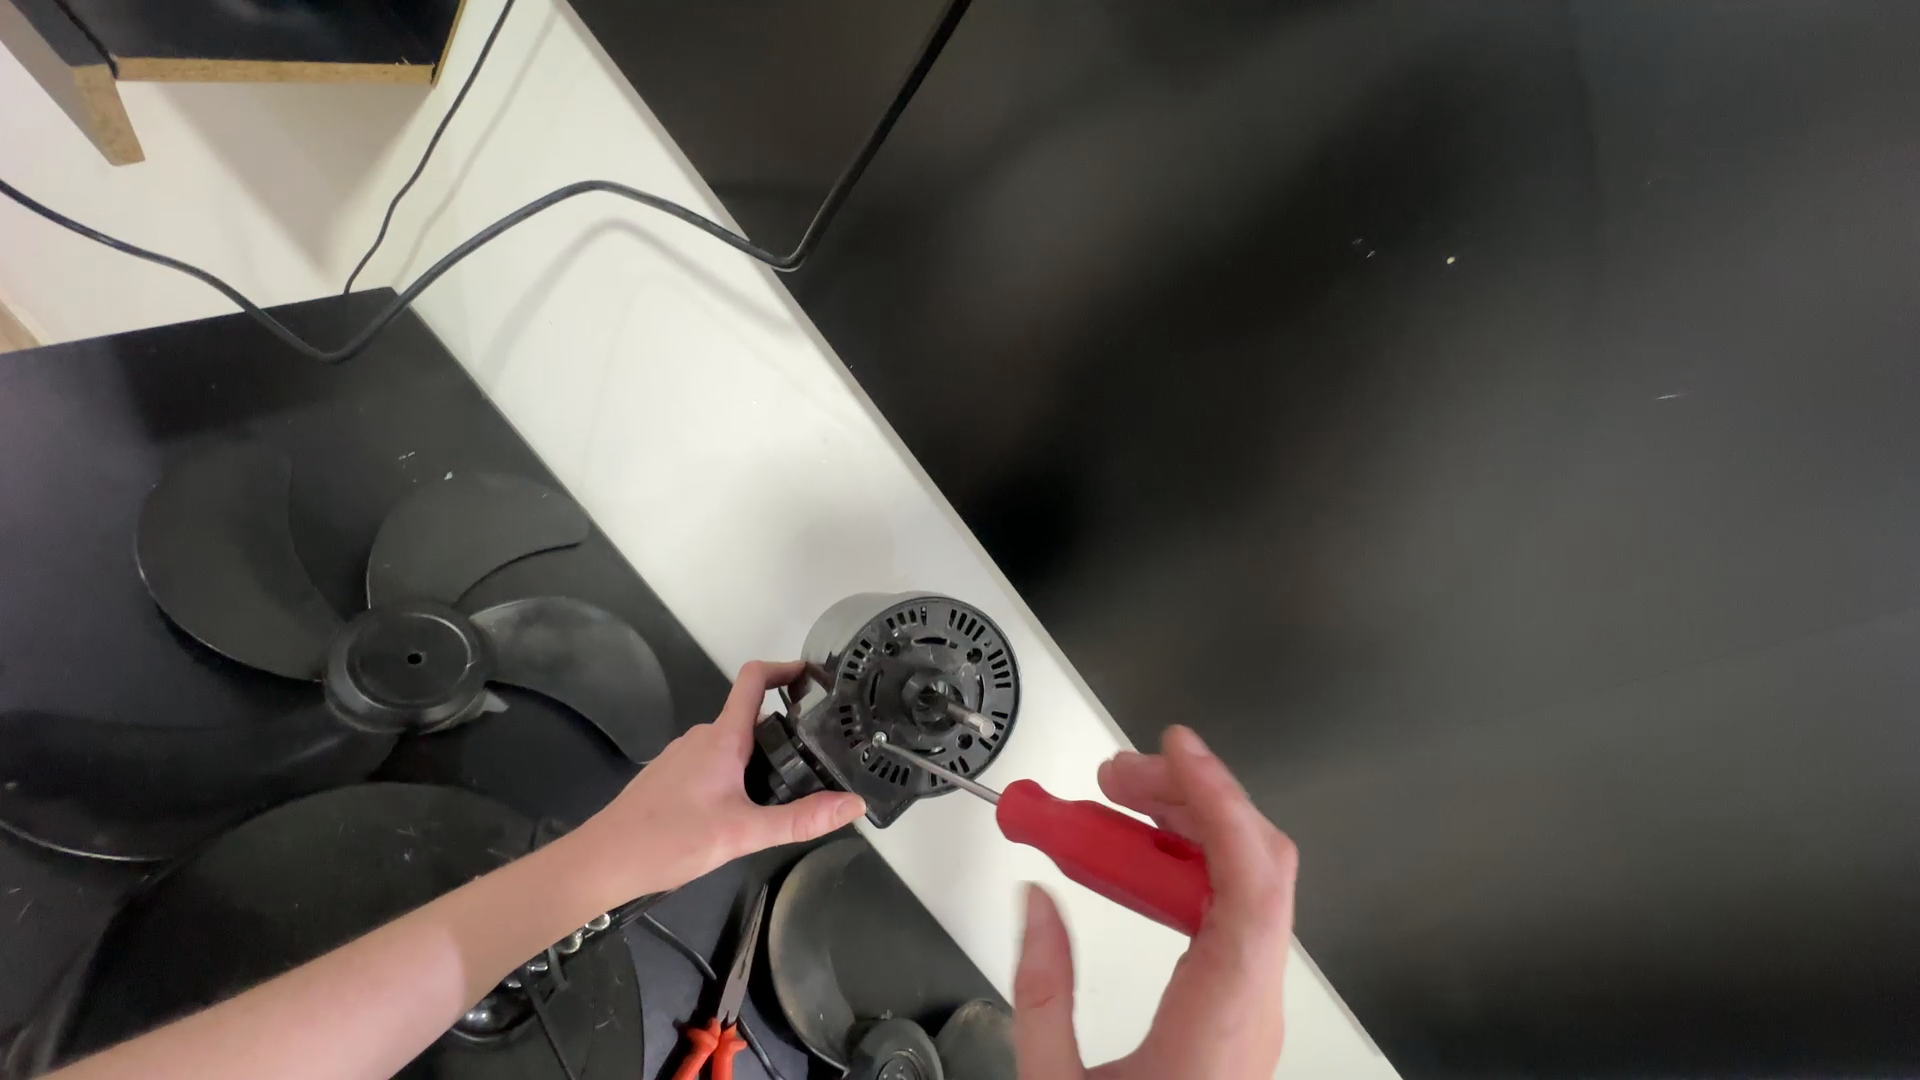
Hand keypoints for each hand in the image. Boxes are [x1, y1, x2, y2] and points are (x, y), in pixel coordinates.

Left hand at [565, 660, 866, 904]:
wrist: (600, 863)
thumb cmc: (669, 839)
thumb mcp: (743, 834)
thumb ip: (799, 819)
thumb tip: (854, 804)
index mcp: (723, 737)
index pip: (754, 679)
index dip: (784, 668)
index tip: (812, 676)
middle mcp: (702, 737)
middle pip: (750, 716)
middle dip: (784, 729)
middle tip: (817, 751)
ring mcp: (683, 755)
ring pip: (732, 743)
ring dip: (759, 755)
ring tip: (786, 786)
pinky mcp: (670, 776)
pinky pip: (713, 761)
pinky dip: (735, 771)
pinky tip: (740, 808)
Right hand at [1014, 725, 1297, 1078]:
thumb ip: (1042, 989)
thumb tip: (1034, 898)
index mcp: (1223, 1021)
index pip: (1249, 884)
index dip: (1219, 801)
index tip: (1176, 749)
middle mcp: (1255, 1000)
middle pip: (1254, 860)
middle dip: (1186, 796)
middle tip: (1115, 778)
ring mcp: (1253, 997)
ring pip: (1246, 872)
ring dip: (1187, 821)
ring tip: (1119, 801)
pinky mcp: (1238, 996)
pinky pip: (1228, 900)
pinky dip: (1188, 857)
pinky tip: (1140, 852)